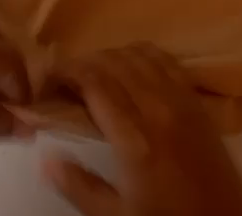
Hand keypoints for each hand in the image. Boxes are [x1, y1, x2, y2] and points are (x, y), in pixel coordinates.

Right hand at [43, 45, 241, 215]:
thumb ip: (80, 187)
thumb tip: (46, 159)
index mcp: (134, 138)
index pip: (95, 83)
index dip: (68, 70)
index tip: (49, 74)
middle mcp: (156, 107)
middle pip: (114, 62)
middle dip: (86, 62)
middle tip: (66, 76)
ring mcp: (180, 99)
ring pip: (139, 54)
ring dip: (112, 55)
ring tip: (95, 71)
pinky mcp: (195, 98)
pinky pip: (166, 59)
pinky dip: (142, 53)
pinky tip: (131, 64)